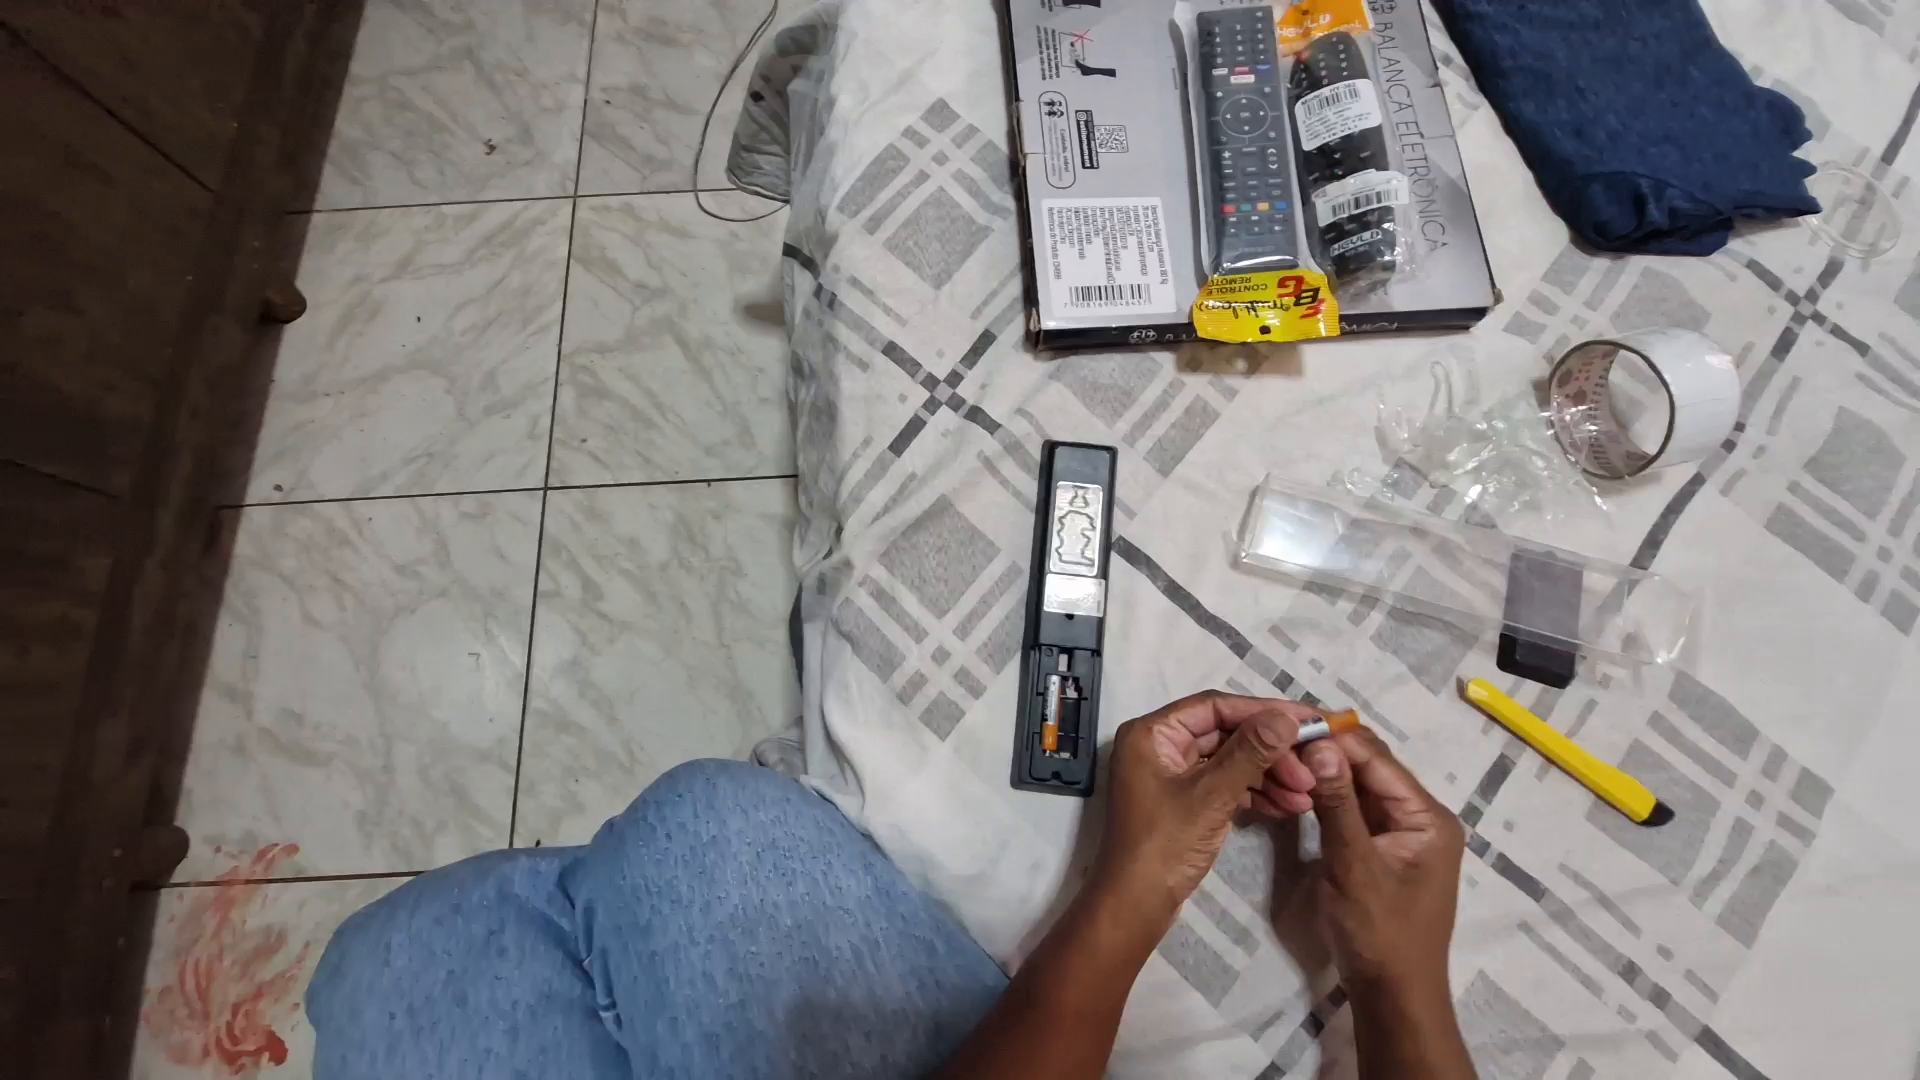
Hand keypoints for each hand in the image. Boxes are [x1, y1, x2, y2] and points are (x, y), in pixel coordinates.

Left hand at [1092, 691, 1321, 924]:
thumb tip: (1286, 718)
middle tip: (1312, 771)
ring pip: (1228, 759)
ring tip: (1307, 795)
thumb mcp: (1212, 795)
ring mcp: (1171, 772)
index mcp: (1153, 732)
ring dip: (1268, 774)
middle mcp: (1159, 744)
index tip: (1309, 720)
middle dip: (1270, 750)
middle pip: (1224, 732)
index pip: (1214, 706)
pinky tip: (1288, 806)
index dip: (1263, 711)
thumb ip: (1250, 753)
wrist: (1137, 904)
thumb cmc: (1166, 843)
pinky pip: (1224, 782)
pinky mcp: (1184, 797)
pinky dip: (1254, 791)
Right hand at [1300, 728, 1465, 995]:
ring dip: (1320, 769)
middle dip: (1323, 750)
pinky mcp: (1378, 842)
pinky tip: (1292, 783)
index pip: (1374, 758)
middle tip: (1274, 739)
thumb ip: (1337, 803)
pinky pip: (1349, 803)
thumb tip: (1318, 744)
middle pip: (1366, 765)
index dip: (1331, 737)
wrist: (1390, 993)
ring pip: (1355, 782)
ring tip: (1277, 755)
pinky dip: (1323, 792)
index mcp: (1426, 816)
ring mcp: (1398, 828)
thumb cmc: (1379, 931)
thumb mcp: (1353, 865)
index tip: (1283, 724)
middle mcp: (1417, 814)